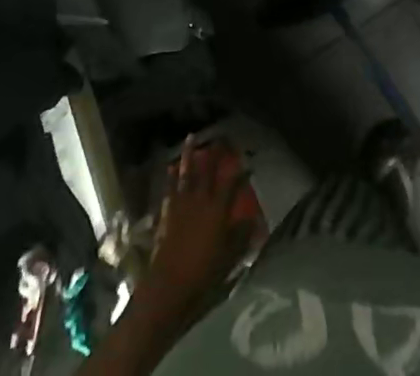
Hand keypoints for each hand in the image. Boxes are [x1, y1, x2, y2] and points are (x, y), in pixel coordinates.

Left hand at [145, 136, 251, 310]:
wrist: (170, 282)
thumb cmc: (204, 272)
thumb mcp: (230, 257)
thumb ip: (241, 236)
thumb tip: (253, 220)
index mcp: (217, 210)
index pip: (231, 185)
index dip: (240, 173)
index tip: (247, 163)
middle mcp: (199, 200)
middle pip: (208, 171)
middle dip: (215, 154)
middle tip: (219, 138)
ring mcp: (180, 203)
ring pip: (186, 172)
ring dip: (189, 154)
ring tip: (191, 137)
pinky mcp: (166, 210)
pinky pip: (169, 186)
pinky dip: (170, 175)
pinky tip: (171, 166)